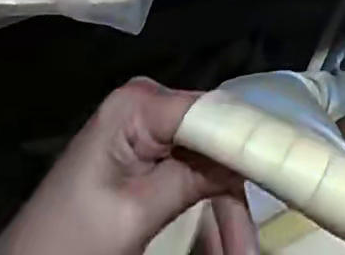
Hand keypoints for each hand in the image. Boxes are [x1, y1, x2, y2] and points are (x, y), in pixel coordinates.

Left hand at [0, 78, 254, 254]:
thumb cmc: (65, 248)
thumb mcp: (134, 216)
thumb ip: (197, 176)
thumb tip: (259, 152)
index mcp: (137, 105)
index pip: (212, 111)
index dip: (248, 140)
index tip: (279, 171)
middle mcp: (149, 106)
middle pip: (217, 137)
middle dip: (239, 188)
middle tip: (252, 241)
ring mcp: (150, 131)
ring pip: (213, 161)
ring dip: (229, 210)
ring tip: (243, 252)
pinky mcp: (151, 157)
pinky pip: (196, 175)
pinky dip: (212, 210)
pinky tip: (227, 244)